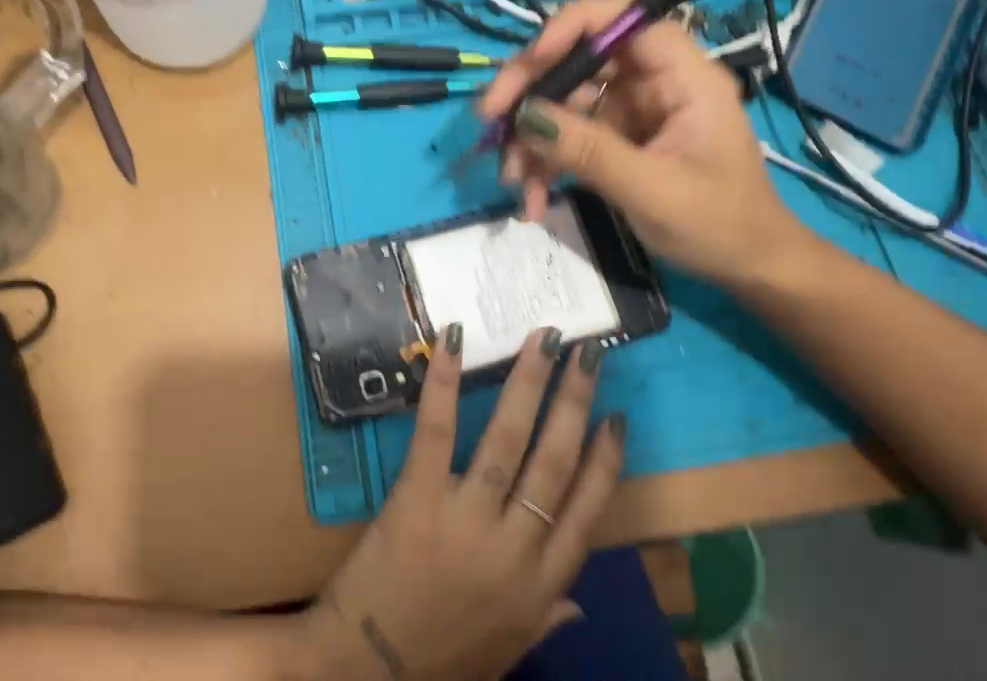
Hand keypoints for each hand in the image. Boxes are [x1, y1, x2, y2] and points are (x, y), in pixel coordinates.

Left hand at [295, 327, 625, 680]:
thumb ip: (546, 617)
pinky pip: (437, 432)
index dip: (607, 460)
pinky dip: (446, 384)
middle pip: (557, 461)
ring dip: (529, 382)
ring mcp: (467, 518)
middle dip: (576, 401)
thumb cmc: (440, 660)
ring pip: (510, 440)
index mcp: (542, 584)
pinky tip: (455, 343)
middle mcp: (516, 546)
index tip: (617, 418)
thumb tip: (579, 601)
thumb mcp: (507, 650)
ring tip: (545, 339)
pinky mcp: (418, 497)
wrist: (370, 669)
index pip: (589, 509)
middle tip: (589, 353)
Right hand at [477, 0, 815, 287]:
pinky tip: (531, 199)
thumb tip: (525, 116)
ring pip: (564, 102)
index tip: (531, 60)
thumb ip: (589, 151)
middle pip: (580, 60)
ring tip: (511, 180)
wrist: (746, 267)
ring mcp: (631, 112)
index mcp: (682, 77)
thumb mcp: (653, 190)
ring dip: (530, 138)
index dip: (574, 27)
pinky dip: (544, 165)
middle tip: (490, 121)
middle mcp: (653, 83)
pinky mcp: (615, 141)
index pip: (626, 18)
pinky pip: (567, 138)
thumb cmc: (719, 224)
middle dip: (531, 91)